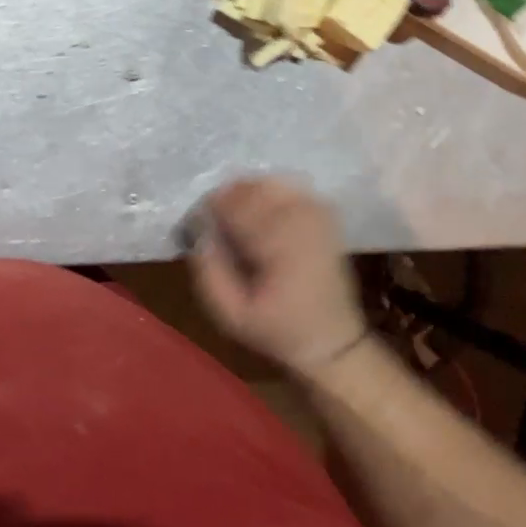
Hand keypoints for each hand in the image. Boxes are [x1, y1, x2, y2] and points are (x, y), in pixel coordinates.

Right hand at [188, 178, 366, 375]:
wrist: (331, 340)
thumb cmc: (276, 330)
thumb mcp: (231, 315)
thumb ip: (210, 273)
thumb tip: (199, 233)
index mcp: (279, 251)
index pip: (237, 210)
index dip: (211, 209)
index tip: (194, 219)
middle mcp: (302, 226)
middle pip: (256, 191)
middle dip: (227, 197)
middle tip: (209, 214)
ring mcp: (318, 219)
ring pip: (274, 186)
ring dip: (247, 191)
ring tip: (230, 208)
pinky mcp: (325, 219)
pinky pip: (293, 190)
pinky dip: (271, 191)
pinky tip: (259, 205)